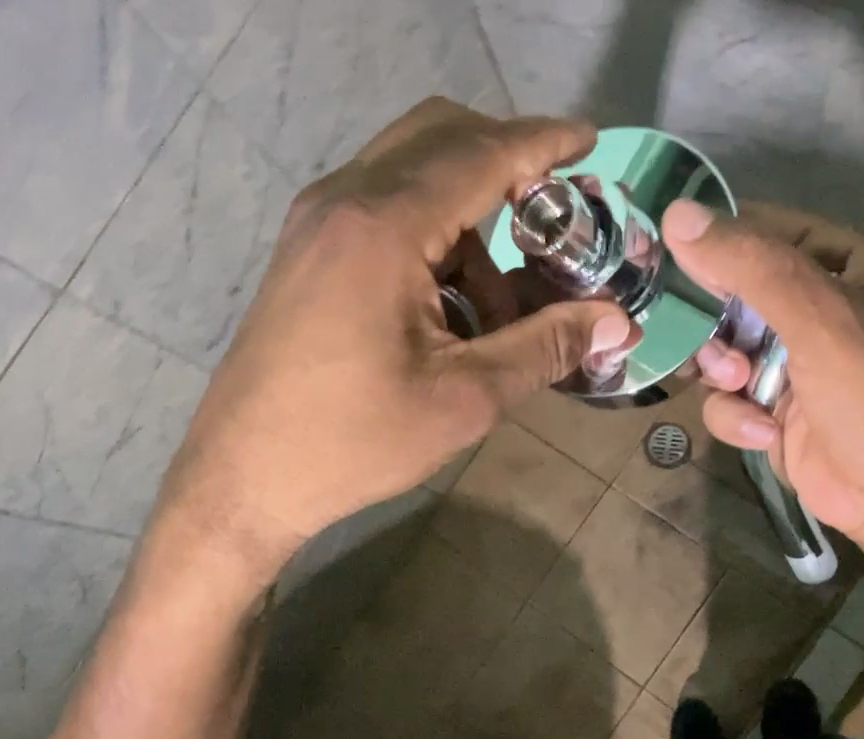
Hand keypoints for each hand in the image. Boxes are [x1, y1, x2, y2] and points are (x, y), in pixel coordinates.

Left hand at [154, 99, 631, 563]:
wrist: (246, 476)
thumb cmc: (354, 442)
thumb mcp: (464, 400)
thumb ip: (544, 348)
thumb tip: (617, 321)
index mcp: (383, 228)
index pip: (481, 154)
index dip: (544, 143)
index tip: (592, 142)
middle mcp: (344, 202)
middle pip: (441, 137)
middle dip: (507, 163)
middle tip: (556, 216)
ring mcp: (317, 222)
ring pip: (413, 176)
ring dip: (472, 220)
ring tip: (502, 312)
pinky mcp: (308, 250)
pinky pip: (385, 210)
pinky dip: (434, 238)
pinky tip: (452, 313)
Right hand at [665, 199, 863, 606]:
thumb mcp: (822, 321)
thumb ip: (753, 267)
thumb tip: (677, 215)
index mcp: (840, 264)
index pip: (757, 229)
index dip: (708, 242)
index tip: (656, 257)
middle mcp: (813, 306)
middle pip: (726, 292)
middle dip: (709, 321)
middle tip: (705, 338)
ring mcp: (790, 361)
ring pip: (716, 348)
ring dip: (718, 370)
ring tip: (741, 387)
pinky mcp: (772, 410)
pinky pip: (726, 399)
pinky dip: (735, 417)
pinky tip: (764, 434)